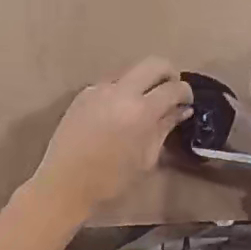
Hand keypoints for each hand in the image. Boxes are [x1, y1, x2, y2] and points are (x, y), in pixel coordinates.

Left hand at [25, 57, 192, 224]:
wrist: (64, 185)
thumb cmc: (109, 181)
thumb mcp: (144, 159)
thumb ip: (163, 129)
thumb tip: (180, 110)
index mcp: (140, 111)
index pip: (173, 88)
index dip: (185, 93)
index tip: (186, 102)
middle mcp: (120, 92)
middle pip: (153, 64)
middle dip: (168, 74)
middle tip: (170, 92)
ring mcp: (98, 90)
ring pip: (129, 72)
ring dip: (142, 81)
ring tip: (144, 103)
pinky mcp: (82, 96)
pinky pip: (109, 84)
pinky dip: (120, 91)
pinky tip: (119, 112)